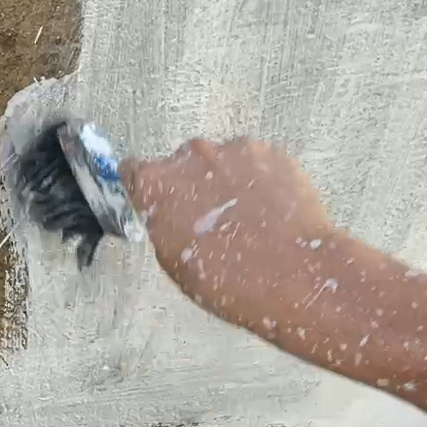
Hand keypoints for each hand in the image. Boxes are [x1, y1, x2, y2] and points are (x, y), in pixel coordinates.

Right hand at [122, 139, 335, 330]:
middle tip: (208, 219)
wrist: (292, 273)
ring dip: (226, 180)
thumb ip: (162, 222)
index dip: (145, 188)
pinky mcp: (271, 153)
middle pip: (180, 163)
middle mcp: (189, 156)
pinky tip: (270, 211)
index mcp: (154, 183)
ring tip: (246, 217)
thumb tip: (169, 214)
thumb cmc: (226, 277)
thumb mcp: (171, 259)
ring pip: (220, 161)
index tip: (156, 201)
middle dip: (190, 184)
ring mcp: (233, 150)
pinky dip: (259, 180)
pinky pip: (255, 162)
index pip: (133, 171)